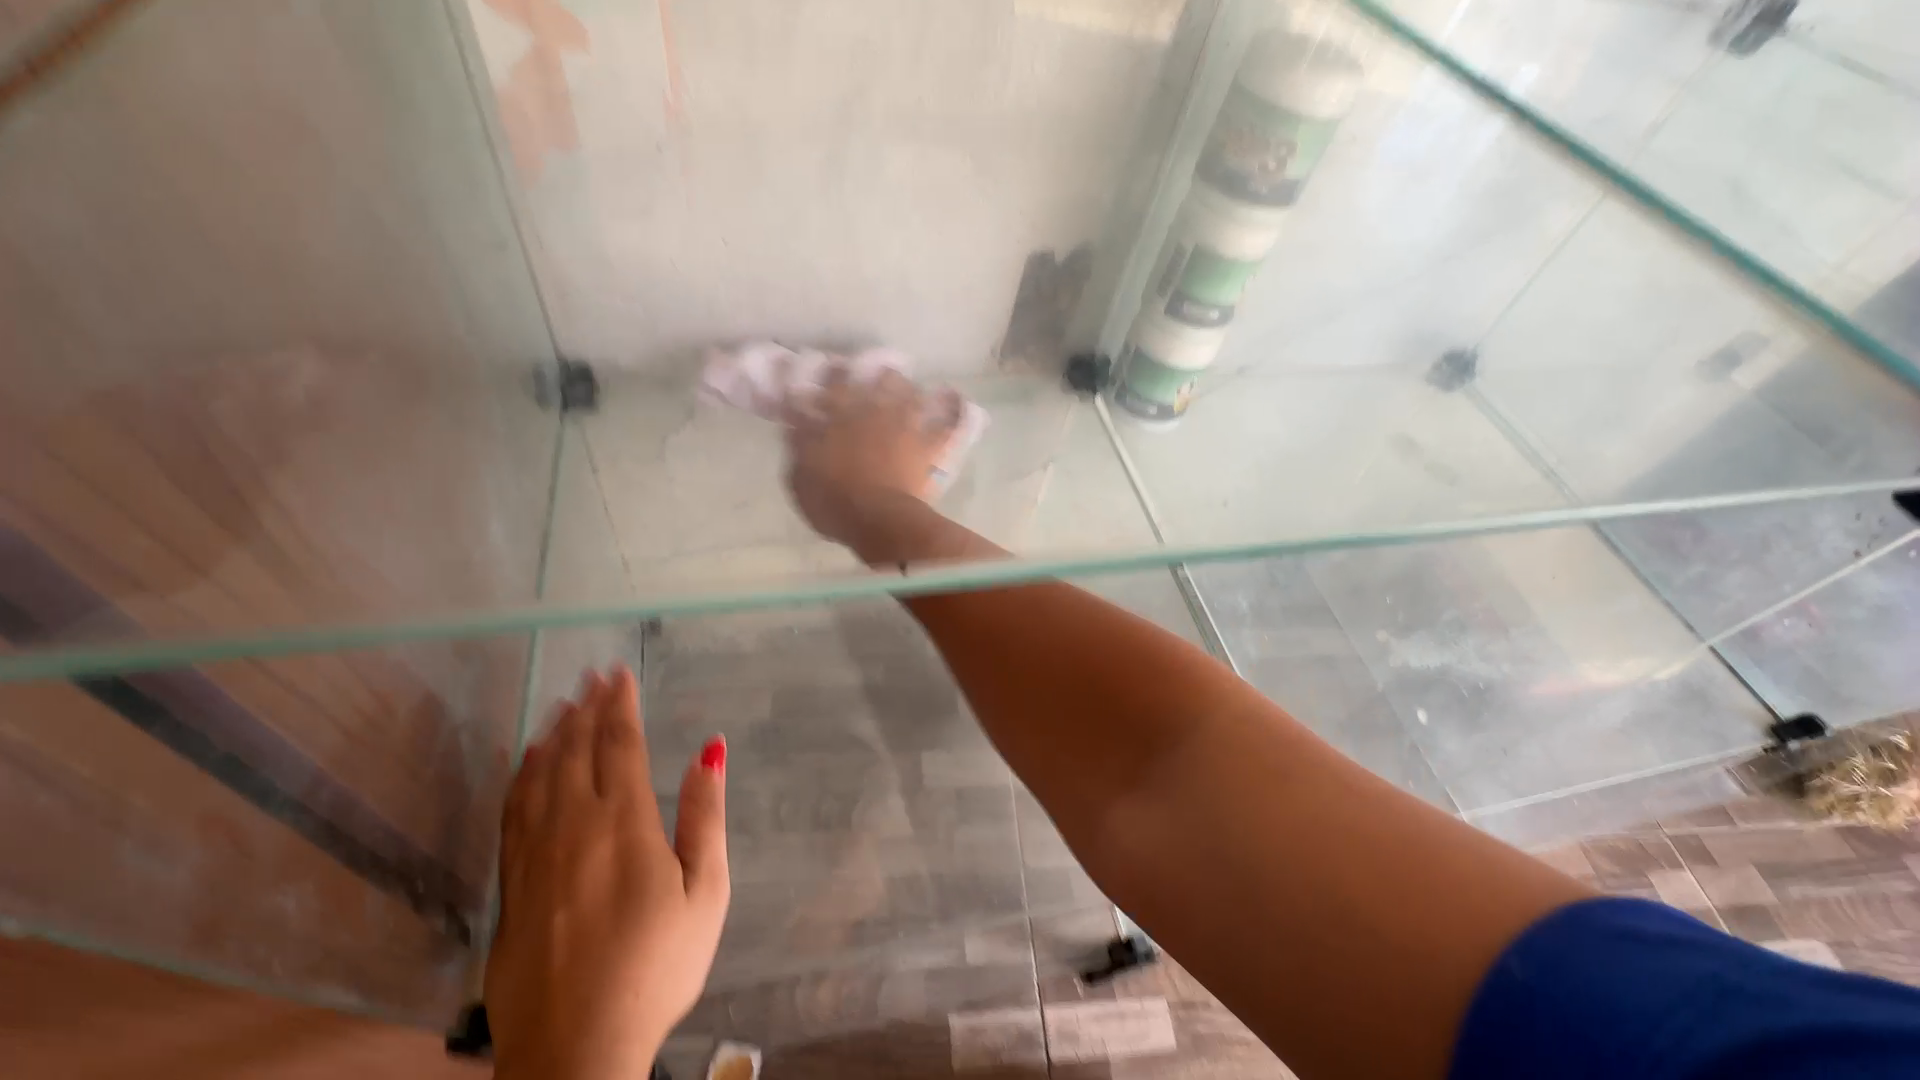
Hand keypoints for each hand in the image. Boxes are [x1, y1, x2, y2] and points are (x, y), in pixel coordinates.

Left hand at [486, 667, 728, 1079]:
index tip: (619, 674)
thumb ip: (705, 816)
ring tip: (562, 706)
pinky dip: (520, 778)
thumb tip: (709, 749)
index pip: (619, 746)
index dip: (620, 706)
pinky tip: (525, 766)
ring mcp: (534, 856)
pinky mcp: (511, 886)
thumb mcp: (706, 893)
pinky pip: (513, 813)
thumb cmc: (658, 967)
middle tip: (592, 677)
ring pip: (539, 776)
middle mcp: (573, 827)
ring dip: (552, 735)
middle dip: (586, 709)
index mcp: (624, 824)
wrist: (578, 1045)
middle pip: (575, 752)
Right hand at [785, 366, 962, 560]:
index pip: (835, 385)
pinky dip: (954, 414)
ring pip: (913, 396)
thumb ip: (799, 445)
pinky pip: (948, 428)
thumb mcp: (800, 477)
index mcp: (840, 418)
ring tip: (911, 389)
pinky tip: (956, 403)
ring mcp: (905, 428)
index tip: (834, 368)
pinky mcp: (928, 448)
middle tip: (880, 376)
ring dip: (911, 390)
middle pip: (881, 382)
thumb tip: (796, 421)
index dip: (835, 374)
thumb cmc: (833, 502)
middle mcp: (875, 414)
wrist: (878, 520)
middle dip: (880, 376)